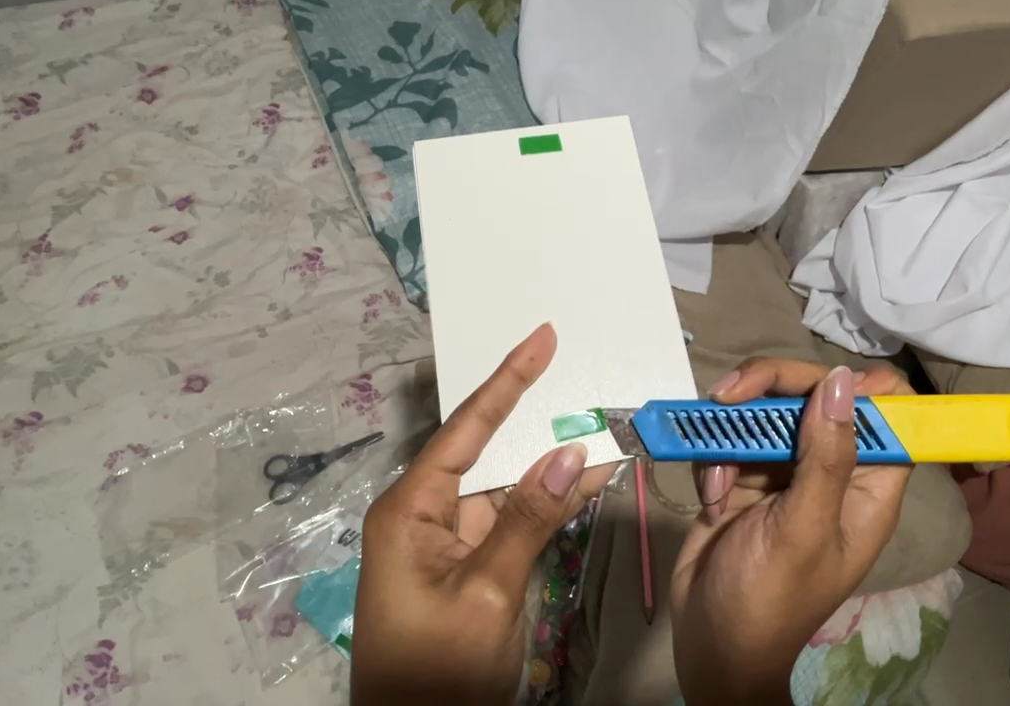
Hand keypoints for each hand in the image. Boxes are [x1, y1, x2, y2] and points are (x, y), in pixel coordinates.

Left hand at [352, 324, 612, 704]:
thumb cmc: (436, 673)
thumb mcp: (486, 596)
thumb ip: (527, 520)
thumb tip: (569, 454)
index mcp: (410, 508)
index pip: (467, 427)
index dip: (508, 379)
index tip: (542, 337)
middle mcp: (426, 511)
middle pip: (487, 448)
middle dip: (534, 414)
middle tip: (576, 373)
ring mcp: (449, 538)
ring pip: (508, 484)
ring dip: (552, 464)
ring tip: (599, 425)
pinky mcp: (470, 563)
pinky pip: (514, 518)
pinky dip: (550, 504)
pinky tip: (590, 481)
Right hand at [670, 360, 913, 704]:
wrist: (710, 644)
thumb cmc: (770, 599)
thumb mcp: (802, 530)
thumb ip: (825, 455)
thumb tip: (843, 380)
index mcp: (866, 484)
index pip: (888, 414)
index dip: (860, 388)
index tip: (819, 385)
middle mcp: (830, 468)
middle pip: (814, 395)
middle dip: (768, 389)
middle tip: (726, 397)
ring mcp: (784, 470)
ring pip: (765, 409)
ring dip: (731, 431)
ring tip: (715, 471)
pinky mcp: (744, 474)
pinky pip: (730, 438)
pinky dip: (713, 459)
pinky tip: (709, 497)